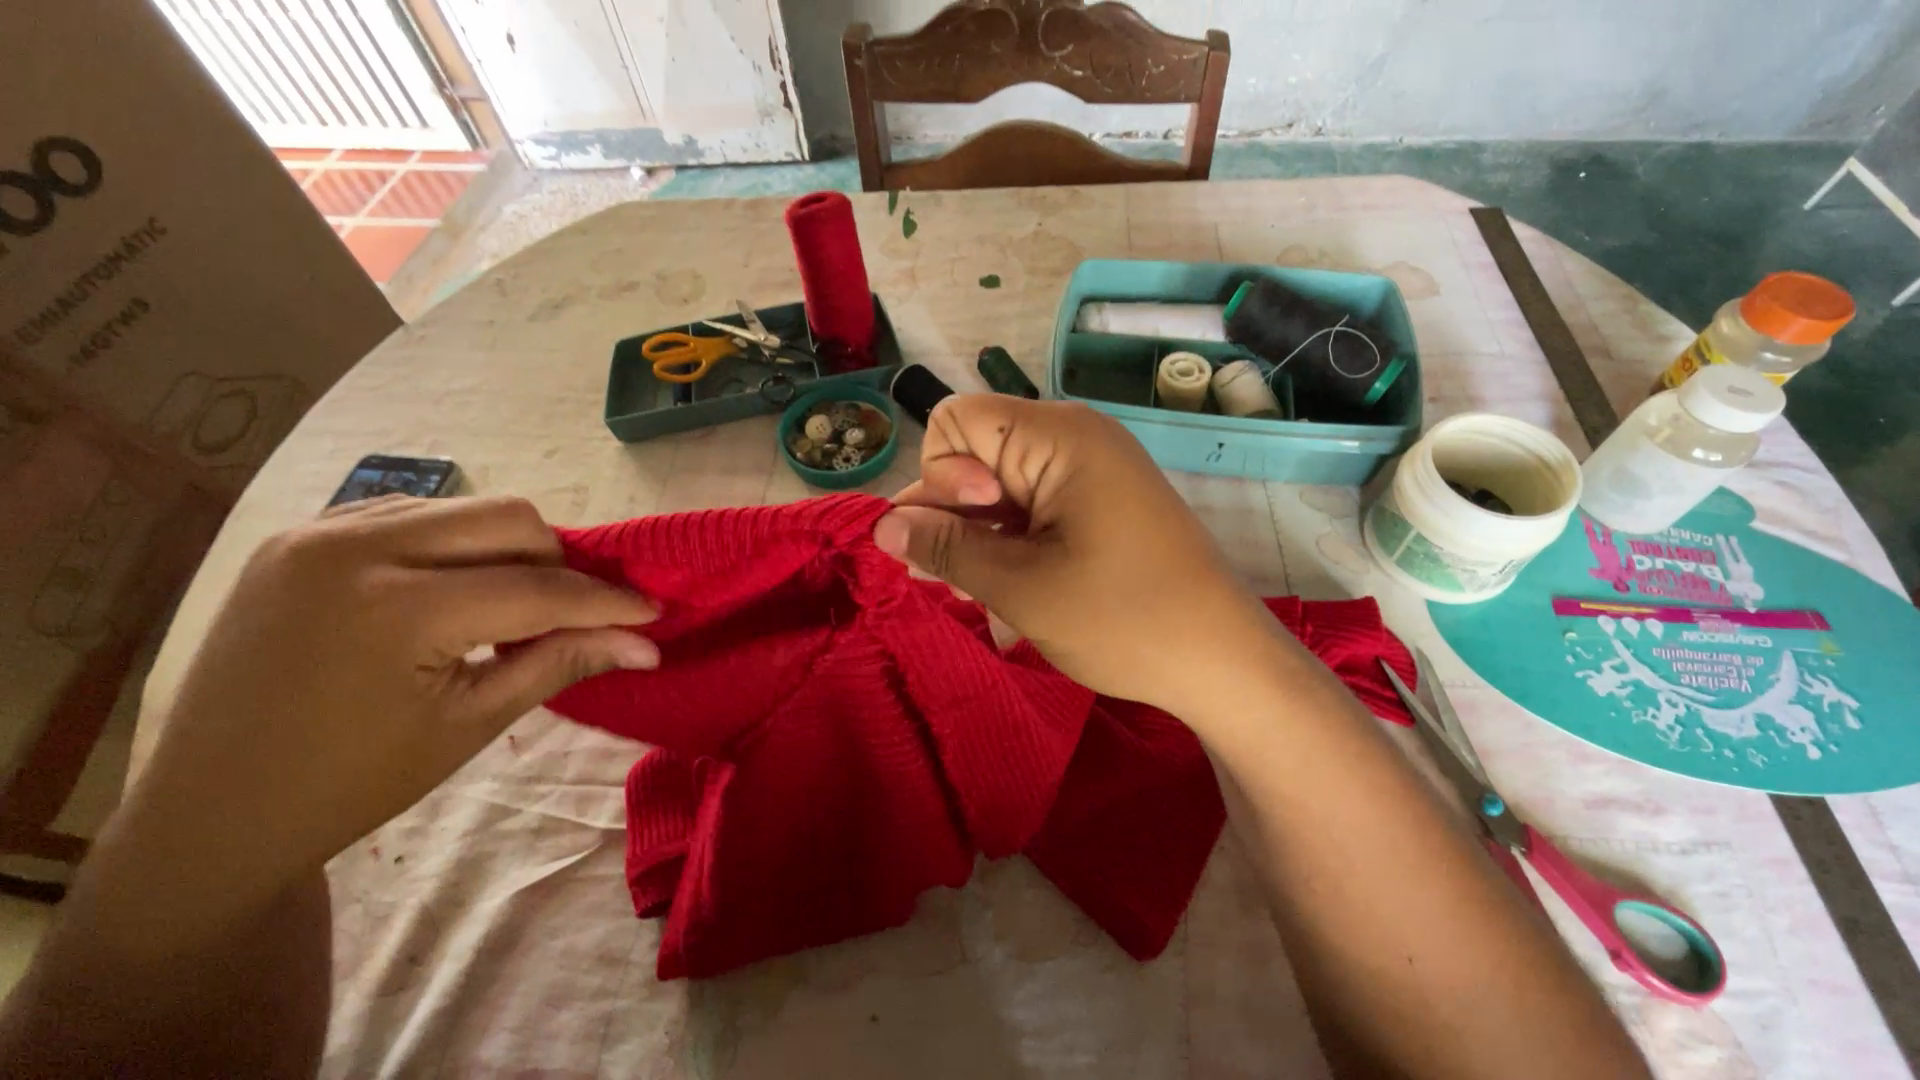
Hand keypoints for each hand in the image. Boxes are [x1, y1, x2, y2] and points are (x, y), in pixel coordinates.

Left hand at [136, 495, 659, 901]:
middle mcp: (353, 548)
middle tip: (573, 614)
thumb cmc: (353, 784)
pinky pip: (407, 516)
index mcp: (396, 609)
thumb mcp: (470, 725)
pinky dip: (450, 546)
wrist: (214, 812)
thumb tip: (645, 643)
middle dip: (559, 563)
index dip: (606, 601)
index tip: (654, 612)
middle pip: (507, 518)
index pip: (537, 588)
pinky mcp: (296, 538)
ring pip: (460, 509)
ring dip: (506, 550)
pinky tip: (449, 592)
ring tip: (507, 609)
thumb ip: (560, 664)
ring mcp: (315, 534)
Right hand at [874, 396, 1275, 712]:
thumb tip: (880, 526)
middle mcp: (1074, 437)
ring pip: (999, 485)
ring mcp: (1091, 469)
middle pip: (975, 452)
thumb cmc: (1123, 619)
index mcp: (1058, 437)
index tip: (977, 526)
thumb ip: (945, 548)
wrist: (1222, 660)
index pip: (956, 421)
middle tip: (956, 579)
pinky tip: (1009, 585)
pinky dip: (1011, 540)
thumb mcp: (1021, 586)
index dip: (943, 475)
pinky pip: (1032, 504)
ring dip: (979, 534)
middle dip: (953, 513)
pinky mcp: (1100, 501)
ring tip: (983, 591)